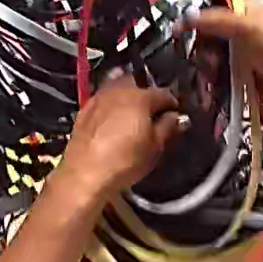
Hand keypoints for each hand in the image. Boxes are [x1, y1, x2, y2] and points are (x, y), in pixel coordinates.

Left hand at [50, 77, 184, 207]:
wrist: (84, 174)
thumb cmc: (125, 161)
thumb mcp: (155, 147)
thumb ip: (168, 127)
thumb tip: (178, 116)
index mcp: (140, 97)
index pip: (163, 93)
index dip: (172, 104)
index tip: (176, 115)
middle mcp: (119, 90)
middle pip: (140, 87)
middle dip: (149, 98)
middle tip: (154, 117)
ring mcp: (99, 97)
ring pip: (120, 91)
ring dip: (129, 100)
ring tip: (133, 118)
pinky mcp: (85, 108)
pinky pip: (105, 101)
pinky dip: (112, 107)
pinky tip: (113, 122)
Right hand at [190, 7, 262, 128]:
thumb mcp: (249, 27)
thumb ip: (216, 20)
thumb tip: (184, 17)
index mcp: (245, 10)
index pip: (213, 8)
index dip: (196, 16)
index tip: (180, 28)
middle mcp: (241, 30)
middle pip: (208, 34)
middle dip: (200, 45)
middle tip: (200, 55)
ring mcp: (242, 55)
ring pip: (211, 56)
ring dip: (206, 64)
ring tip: (209, 72)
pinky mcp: (242, 77)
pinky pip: (219, 76)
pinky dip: (213, 80)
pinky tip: (209, 84)